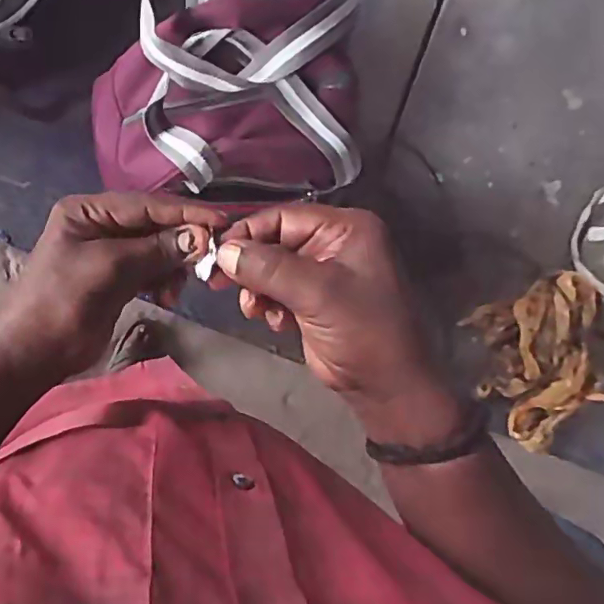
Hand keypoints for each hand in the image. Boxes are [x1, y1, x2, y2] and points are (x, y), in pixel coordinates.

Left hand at [0, 193, 224, 379]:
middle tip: (209, 258)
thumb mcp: (107, 267)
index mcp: (88, 211)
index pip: (145, 204)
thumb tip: (200, 237)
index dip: (184, 213)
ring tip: (175, 289)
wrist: (33, 353)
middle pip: (155, 225)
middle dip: (181, 241)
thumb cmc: (61, 301)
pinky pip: (153, 270)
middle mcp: (101, 225)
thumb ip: (154, 249)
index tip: (220, 221)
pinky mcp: (119, 279)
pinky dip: (164, 281)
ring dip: (174, 266)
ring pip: (158, 249)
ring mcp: (110, 253)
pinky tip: (167, 297)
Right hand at [211, 205, 462, 447]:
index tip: (217, 253)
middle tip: (219, 283)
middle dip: (251, 265)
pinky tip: (275, 322)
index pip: (285, 217)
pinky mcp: (315, 299)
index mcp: (347, 228)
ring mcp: (325, 273)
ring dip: (257, 288)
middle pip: (275, 242)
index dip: (249, 232)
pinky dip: (269, 304)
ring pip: (272, 268)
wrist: (386, 386)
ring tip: (255, 310)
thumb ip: (269, 268)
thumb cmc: (363, 332)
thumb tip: (223, 251)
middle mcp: (335, 244)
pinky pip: (279, 290)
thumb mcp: (317, 294)